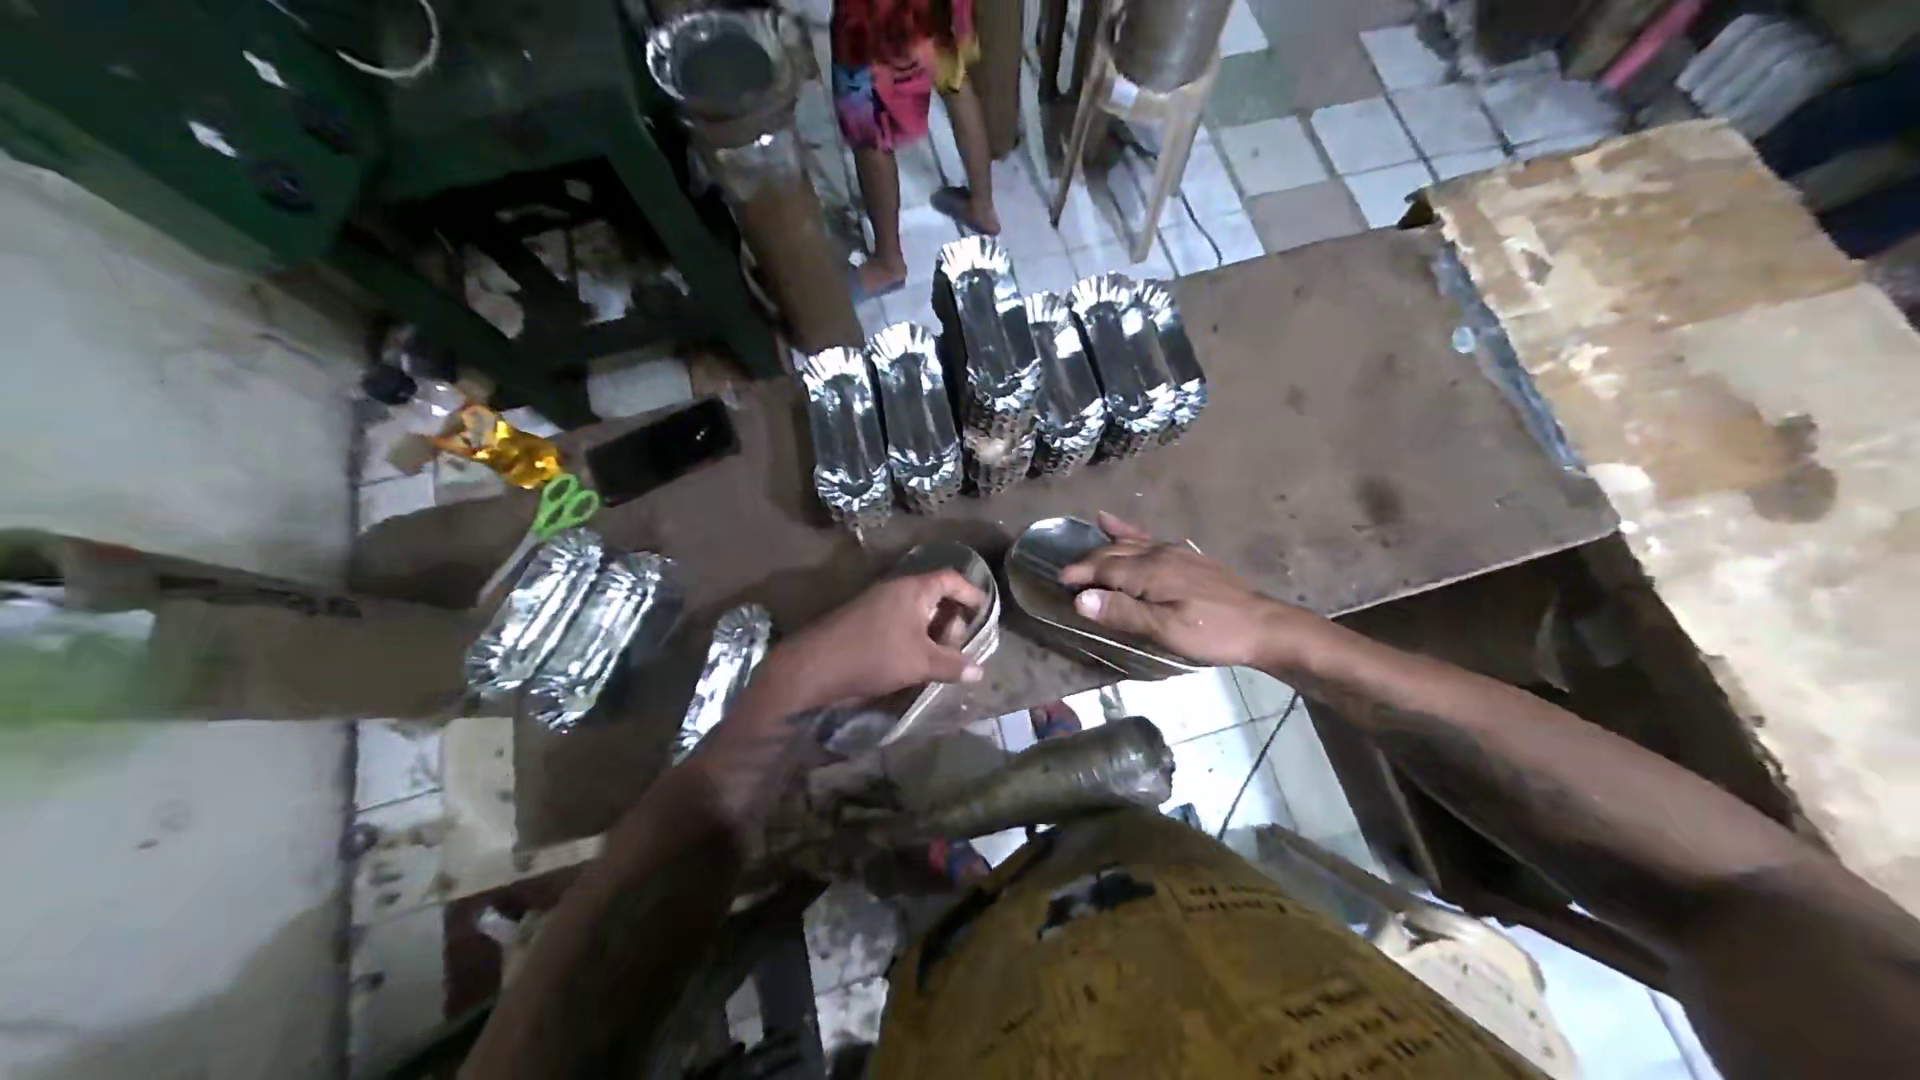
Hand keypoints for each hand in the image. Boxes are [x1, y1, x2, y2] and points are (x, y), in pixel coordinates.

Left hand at [758, 569, 988, 712]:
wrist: (813, 666)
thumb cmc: (873, 656)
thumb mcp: (920, 663)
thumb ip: (952, 665)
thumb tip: (979, 671)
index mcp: (913, 589)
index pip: (951, 579)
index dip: (971, 593)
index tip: (983, 611)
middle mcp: (895, 588)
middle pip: (934, 595)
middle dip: (950, 619)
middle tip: (957, 645)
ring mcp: (876, 602)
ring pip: (915, 611)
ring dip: (930, 631)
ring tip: (937, 658)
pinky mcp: (862, 619)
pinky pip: (898, 620)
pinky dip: (911, 635)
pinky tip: (911, 660)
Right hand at [1059, 512, 1319, 668]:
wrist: (1265, 626)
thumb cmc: (1213, 633)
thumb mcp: (1167, 631)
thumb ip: (1124, 613)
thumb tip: (1081, 599)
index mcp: (1151, 572)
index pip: (1104, 568)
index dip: (1080, 574)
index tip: (1059, 581)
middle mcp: (1159, 554)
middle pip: (1114, 552)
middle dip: (1087, 562)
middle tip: (1066, 575)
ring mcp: (1175, 551)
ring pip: (1129, 543)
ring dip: (1103, 547)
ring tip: (1083, 551)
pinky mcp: (1186, 556)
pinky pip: (1147, 538)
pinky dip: (1126, 531)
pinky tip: (1113, 522)